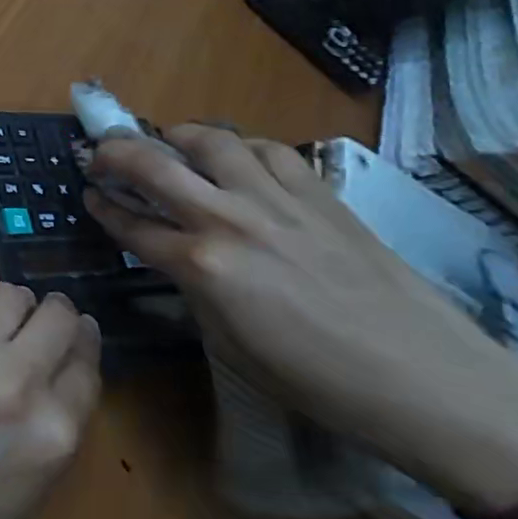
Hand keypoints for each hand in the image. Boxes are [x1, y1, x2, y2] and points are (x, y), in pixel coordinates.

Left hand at [0, 283, 101, 518]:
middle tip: (39, 316)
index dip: (83, 342)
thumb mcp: (29, 486)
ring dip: (9, 306)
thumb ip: (48, 428)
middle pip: (56, 317)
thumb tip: (51, 380)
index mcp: (55, 431)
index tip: (79, 332)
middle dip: (52, 314)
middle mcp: (18, 383)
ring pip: (7, 296)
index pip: (85, 364)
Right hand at [82, 124, 517, 509]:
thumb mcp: (226, 341)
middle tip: (98, 153)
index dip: (101, 205)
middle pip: (152, 165)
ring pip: (210, 141)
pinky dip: (239, 146)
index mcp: (201, 265)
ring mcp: (278, 201)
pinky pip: (268, 150)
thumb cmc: (315, 379)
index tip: (86, 193)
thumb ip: (190, 286)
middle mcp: (230, 220)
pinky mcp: (322, 195)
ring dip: (174, 135)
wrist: (430, 382)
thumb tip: (171, 254)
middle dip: (113, 153)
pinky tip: (233, 157)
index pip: (130, 222)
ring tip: (164, 141)